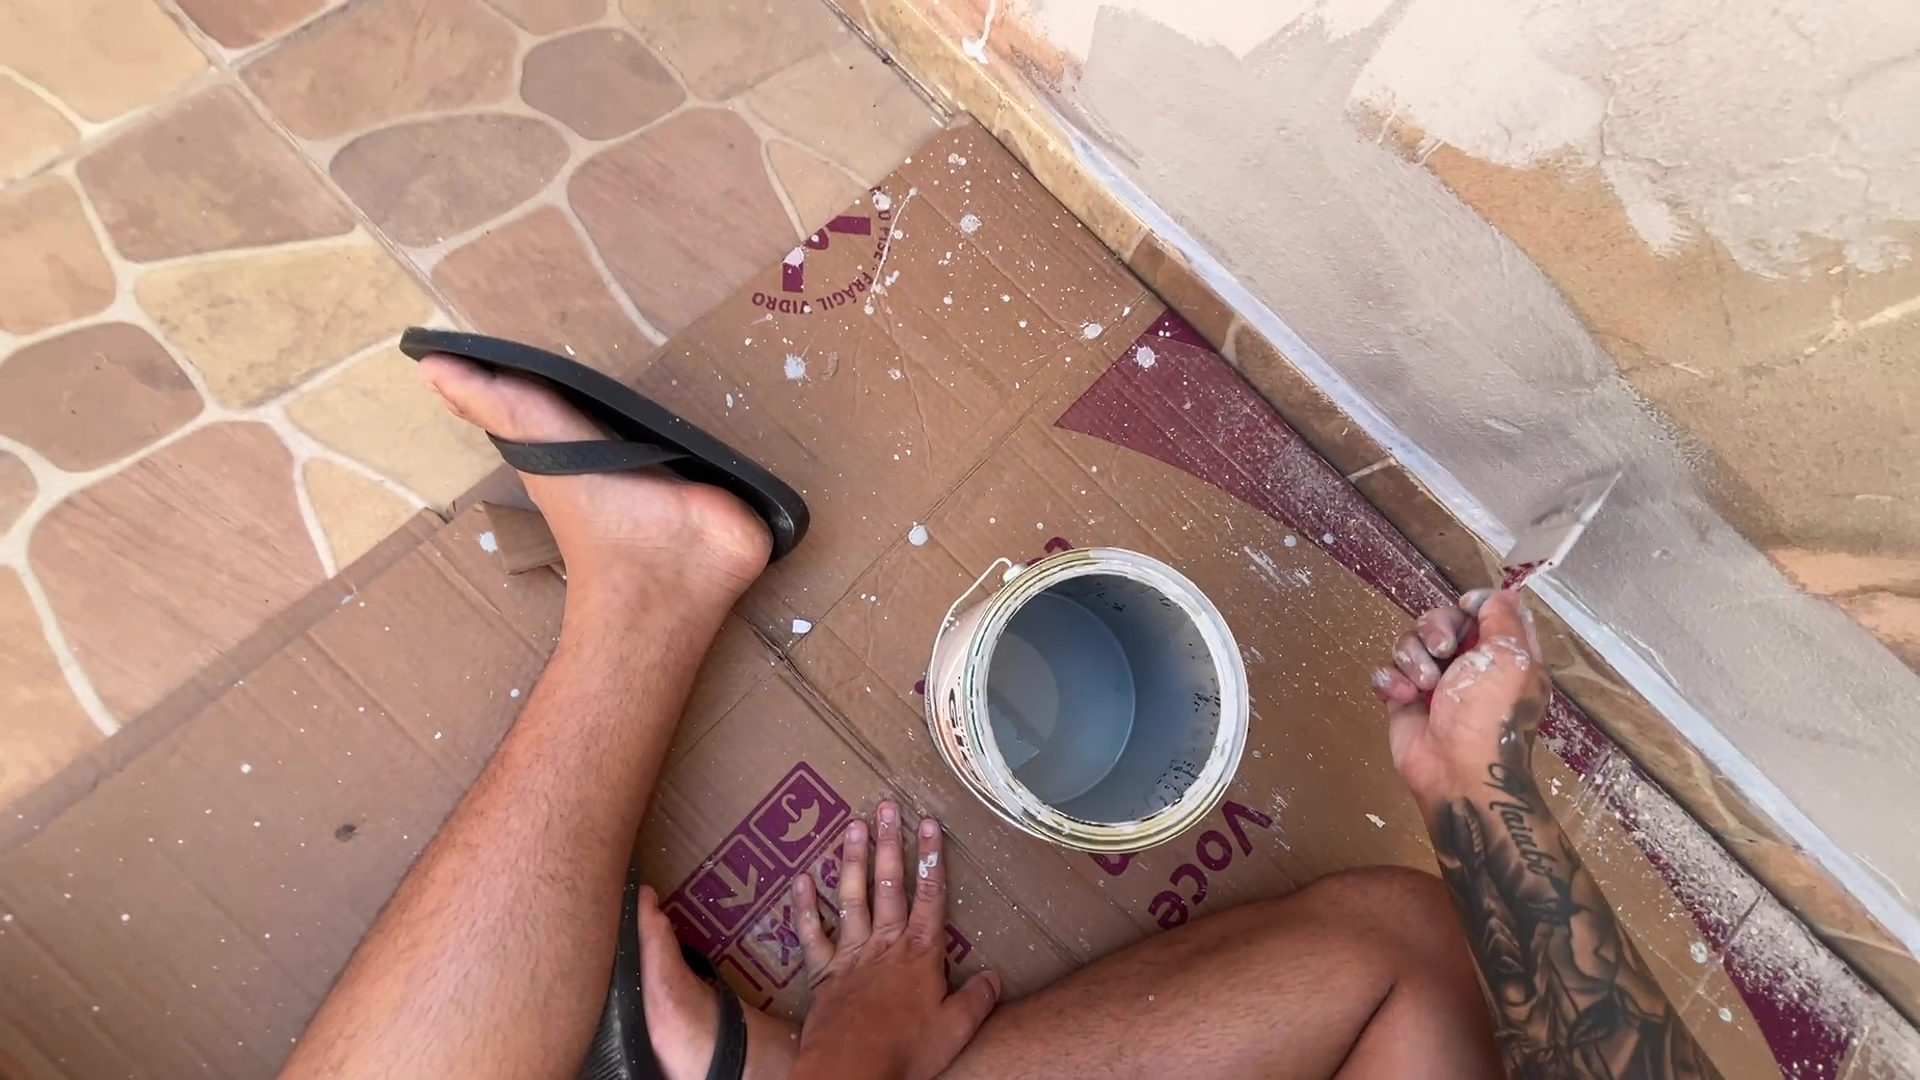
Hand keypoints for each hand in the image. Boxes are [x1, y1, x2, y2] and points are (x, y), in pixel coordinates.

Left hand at [788, 802, 1000, 1079]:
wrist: (850, 1072)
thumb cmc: (906, 1052)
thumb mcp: (954, 1030)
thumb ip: (977, 1000)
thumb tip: (996, 976)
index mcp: (919, 952)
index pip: (931, 894)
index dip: (931, 856)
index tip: (929, 822)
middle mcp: (885, 942)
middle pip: (889, 884)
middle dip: (890, 843)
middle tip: (887, 806)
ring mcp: (851, 953)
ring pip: (852, 896)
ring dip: (853, 859)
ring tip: (853, 825)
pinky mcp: (824, 973)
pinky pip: (812, 934)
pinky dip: (805, 907)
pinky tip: (801, 879)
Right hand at [1371, 590, 1550, 799]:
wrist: (1455, 767)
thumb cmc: (1488, 714)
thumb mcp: (1509, 660)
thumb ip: (1504, 621)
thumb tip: (1503, 593)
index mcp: (1501, 654)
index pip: (1485, 611)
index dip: (1472, 605)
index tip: (1465, 609)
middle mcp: (1467, 663)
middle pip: (1437, 620)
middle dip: (1432, 631)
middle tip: (1439, 652)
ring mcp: (1432, 680)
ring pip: (1407, 644)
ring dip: (1411, 661)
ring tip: (1422, 687)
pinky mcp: (1402, 696)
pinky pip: (1386, 670)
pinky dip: (1391, 681)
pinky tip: (1401, 698)